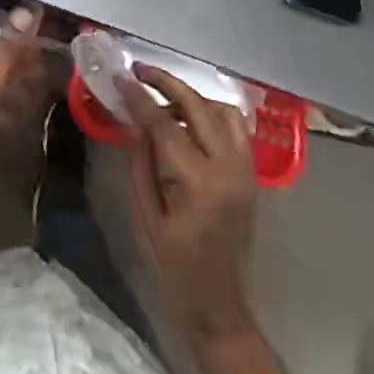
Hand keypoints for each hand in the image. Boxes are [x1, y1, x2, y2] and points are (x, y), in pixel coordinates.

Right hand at [121, 63, 259, 338]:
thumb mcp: (146, 215)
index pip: (165, 126)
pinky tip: (190, 117)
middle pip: (198, 106)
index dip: (140, 99)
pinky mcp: (252, 172)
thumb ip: (140, 162)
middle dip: (166, 82)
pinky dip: (212, 112)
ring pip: (222, 110)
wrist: (219, 303)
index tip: (120, 78)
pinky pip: (235, 127)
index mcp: (199, 184)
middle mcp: (229, 168)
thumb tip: (134, 122)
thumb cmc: (174, 266)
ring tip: (162, 99)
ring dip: (191, 96)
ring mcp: (246, 169)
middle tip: (139, 70)